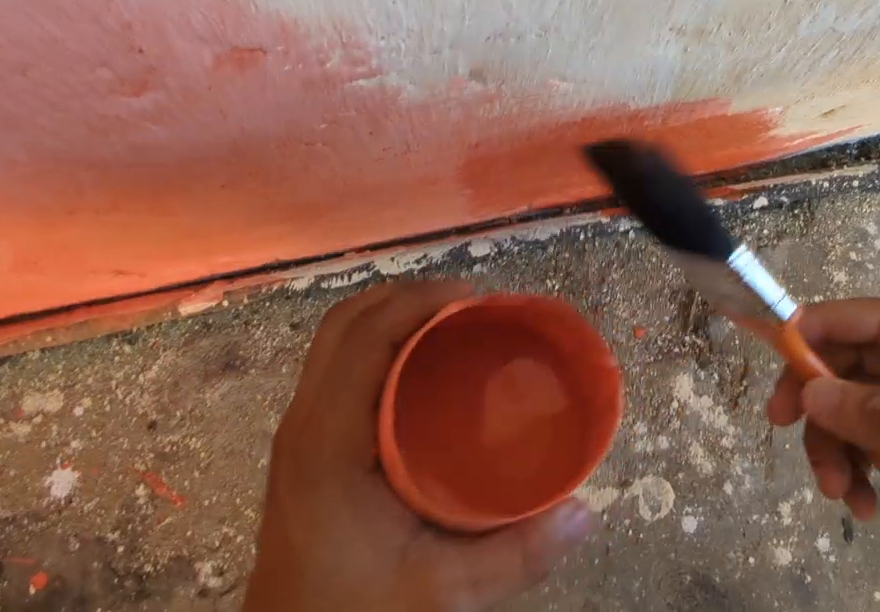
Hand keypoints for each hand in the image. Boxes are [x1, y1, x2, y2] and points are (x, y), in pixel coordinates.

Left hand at [242, 280, 597, 611]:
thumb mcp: (439, 593)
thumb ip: (514, 557)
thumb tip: (583, 512)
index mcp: (327, 443)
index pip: (364, 338)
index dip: (415, 301)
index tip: (470, 298)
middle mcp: (303, 423)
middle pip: (344, 323)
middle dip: (403, 296)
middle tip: (464, 305)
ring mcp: (296, 431)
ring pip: (334, 340)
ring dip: (386, 315)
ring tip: (445, 322)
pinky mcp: (302, 444)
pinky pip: (334, 364)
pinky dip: (373, 342)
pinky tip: (414, 365)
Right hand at [767, 299, 879, 611]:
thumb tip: (813, 388)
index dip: (824, 324)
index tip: (777, 344)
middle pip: (857, 359)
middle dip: (820, 394)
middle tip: (782, 424)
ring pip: (854, 401)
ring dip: (834, 442)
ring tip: (837, 491)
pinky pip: (868, 439)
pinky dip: (854, 466)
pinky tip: (862, 505)